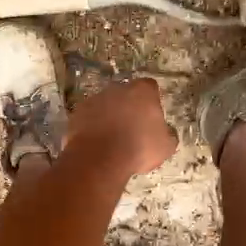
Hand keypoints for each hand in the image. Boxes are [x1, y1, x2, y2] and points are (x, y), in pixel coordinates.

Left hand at [64, 78, 178, 176]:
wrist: (101, 158)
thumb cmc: (139, 148)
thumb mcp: (165, 146)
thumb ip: (167, 134)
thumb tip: (166, 133)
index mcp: (142, 91)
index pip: (150, 87)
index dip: (151, 101)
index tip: (151, 116)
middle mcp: (117, 88)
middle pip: (125, 94)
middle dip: (128, 107)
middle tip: (131, 128)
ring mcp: (94, 99)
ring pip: (105, 104)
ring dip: (108, 116)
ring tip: (111, 139)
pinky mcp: (77, 113)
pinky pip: (88, 117)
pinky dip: (92, 126)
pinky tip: (96, 143)